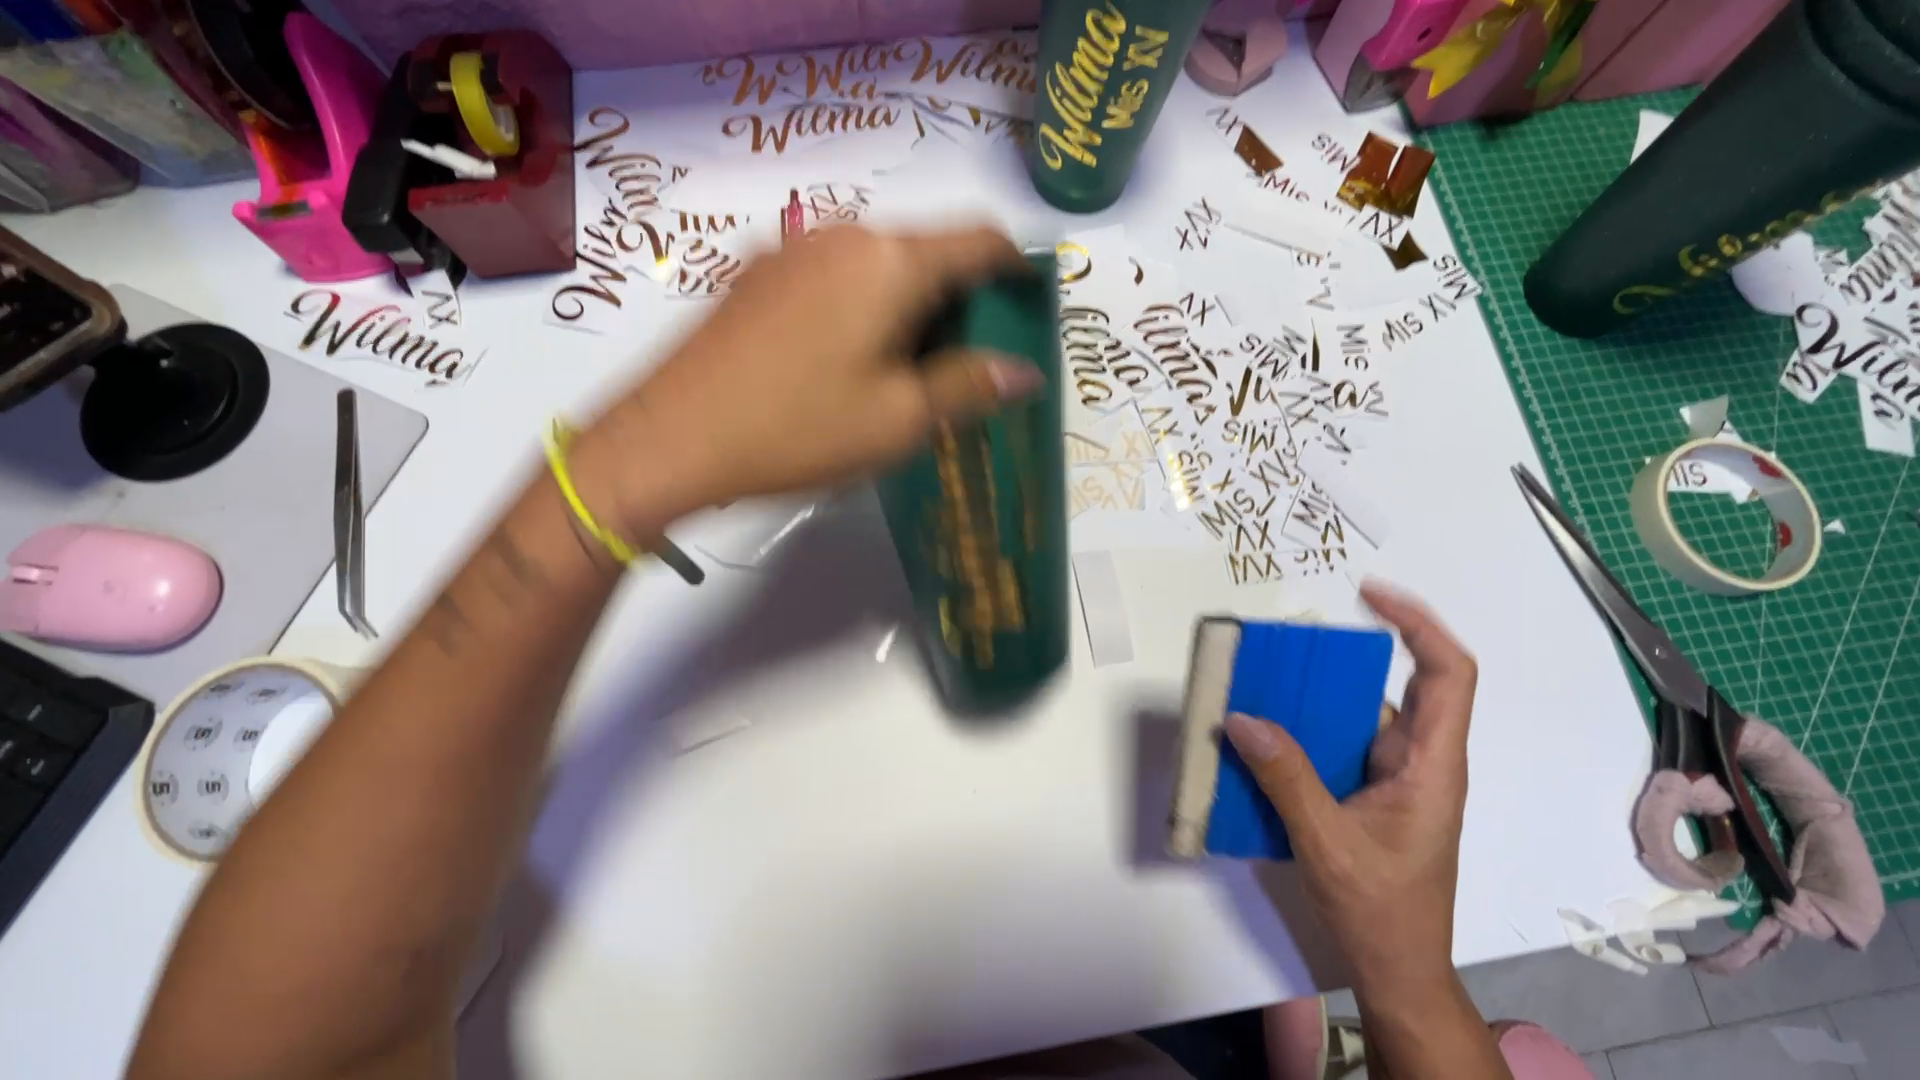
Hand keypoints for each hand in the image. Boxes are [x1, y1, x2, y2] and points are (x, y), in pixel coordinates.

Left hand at [581, 224, 1042, 532]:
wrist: (668, 438)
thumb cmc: (796, 430)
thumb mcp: (897, 420)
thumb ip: (969, 386)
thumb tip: (1025, 371)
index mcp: (889, 261)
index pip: (979, 240)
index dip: (1016, 268)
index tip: (1031, 308)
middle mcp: (843, 235)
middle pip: (928, 251)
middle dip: (962, 299)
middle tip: (969, 365)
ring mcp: (793, 249)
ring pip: (880, 265)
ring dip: (912, 305)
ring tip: (912, 372)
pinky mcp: (759, 272)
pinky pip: (837, 276)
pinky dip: (867, 306)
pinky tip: (853, 360)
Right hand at [1223, 581, 1477, 989]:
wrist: (1397, 969)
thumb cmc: (1381, 910)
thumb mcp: (1328, 843)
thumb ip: (1286, 778)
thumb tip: (1243, 719)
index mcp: (1432, 765)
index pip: (1448, 675)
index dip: (1418, 624)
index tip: (1368, 596)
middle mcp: (1418, 761)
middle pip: (1397, 685)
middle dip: (1343, 657)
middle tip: (1285, 645)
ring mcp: (1394, 778)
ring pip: (1361, 715)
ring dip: (1314, 696)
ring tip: (1261, 682)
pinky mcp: (1369, 795)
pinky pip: (1338, 745)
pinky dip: (1303, 731)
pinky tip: (1262, 735)